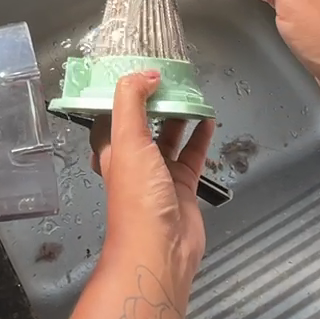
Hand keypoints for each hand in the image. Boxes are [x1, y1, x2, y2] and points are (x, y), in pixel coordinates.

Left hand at [67, 70, 214, 318]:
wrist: (160, 249)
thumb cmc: (137, 197)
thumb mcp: (127, 140)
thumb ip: (132, 101)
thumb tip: (147, 73)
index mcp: (111, 149)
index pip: (111, 114)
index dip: (121, 93)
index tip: (136, 69)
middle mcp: (133, 160)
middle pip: (142, 123)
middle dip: (153, 101)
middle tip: (169, 76)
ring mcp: (158, 174)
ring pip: (168, 136)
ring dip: (178, 115)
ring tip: (190, 92)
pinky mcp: (182, 186)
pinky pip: (191, 154)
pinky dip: (199, 137)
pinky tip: (208, 119)